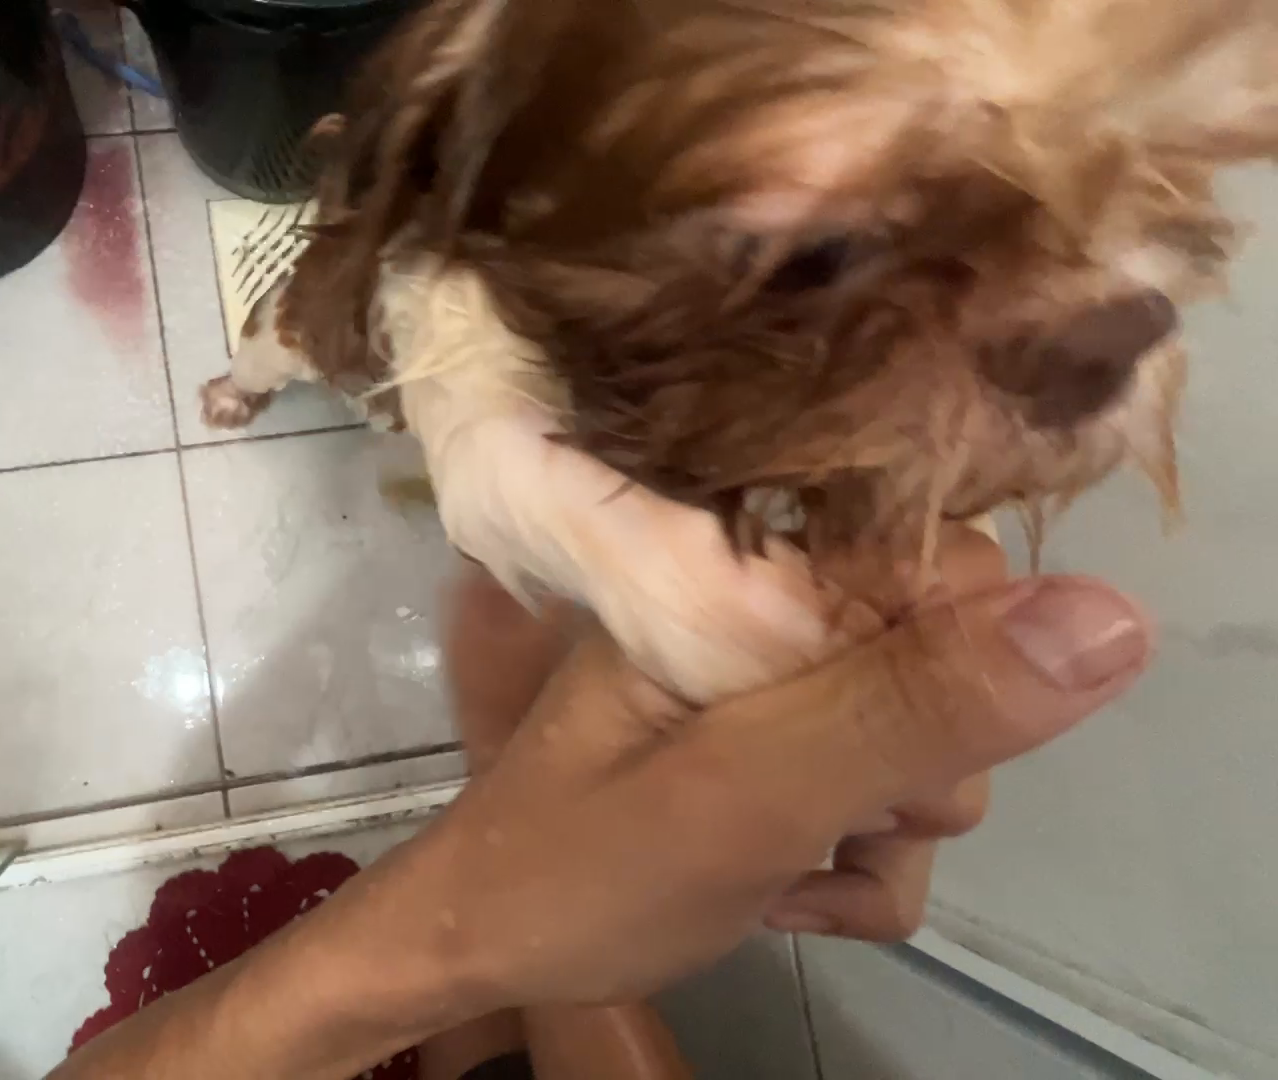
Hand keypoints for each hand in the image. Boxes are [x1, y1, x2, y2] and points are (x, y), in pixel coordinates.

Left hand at [361, 560, 1151, 1010]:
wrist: (499, 938)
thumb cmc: (587, 863)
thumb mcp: (748, 789)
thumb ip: (902, 707)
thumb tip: (1105, 615)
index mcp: (720, 593)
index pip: (918, 559)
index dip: (956, 649)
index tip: (903, 739)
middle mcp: (742, 632)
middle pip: (936, 664)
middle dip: (916, 765)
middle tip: (828, 812)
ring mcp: (755, 703)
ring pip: (917, 749)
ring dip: (881, 829)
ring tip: (783, 859)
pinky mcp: (763, 766)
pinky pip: (876, 813)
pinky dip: (851, 867)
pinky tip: (782, 892)